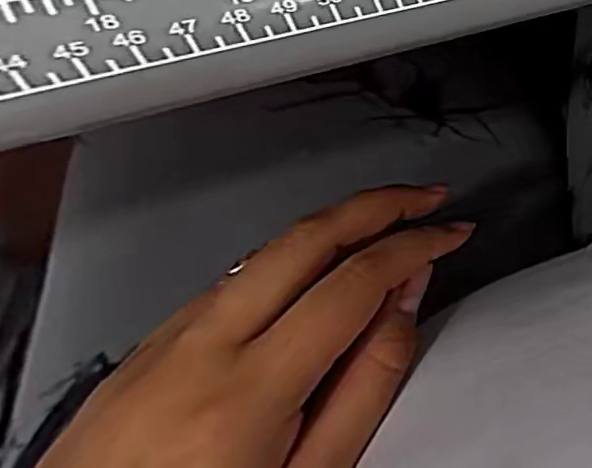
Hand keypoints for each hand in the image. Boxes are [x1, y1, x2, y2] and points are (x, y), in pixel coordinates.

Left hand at [38, 186, 474, 467]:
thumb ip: (369, 383)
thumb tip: (405, 298)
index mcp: (244, 395)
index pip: (357, 279)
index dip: (419, 243)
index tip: (452, 233)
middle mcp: (196, 354)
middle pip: (309, 236)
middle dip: (382, 201)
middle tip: (428, 197)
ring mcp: (159, 347)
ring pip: (269, 247)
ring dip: (340, 219)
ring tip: (387, 218)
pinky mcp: (139, 353)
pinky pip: (232, 278)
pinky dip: (291, 255)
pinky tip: (316, 268)